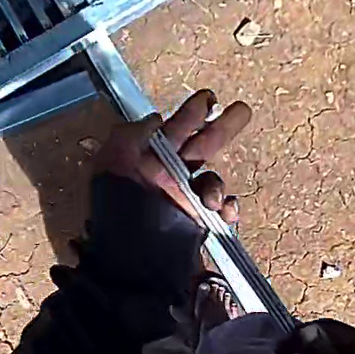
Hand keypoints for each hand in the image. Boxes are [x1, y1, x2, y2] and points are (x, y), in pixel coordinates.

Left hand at [93, 88, 251, 224]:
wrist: (129, 256)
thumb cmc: (118, 206)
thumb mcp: (111, 161)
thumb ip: (129, 134)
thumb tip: (156, 119)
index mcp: (151, 158)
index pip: (176, 127)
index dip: (193, 111)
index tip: (209, 97)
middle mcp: (171, 175)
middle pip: (204, 145)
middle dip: (224, 126)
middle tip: (242, 110)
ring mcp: (186, 199)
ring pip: (213, 181)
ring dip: (216, 185)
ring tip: (209, 200)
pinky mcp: (197, 222)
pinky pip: (222, 210)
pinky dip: (228, 209)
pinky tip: (223, 213)